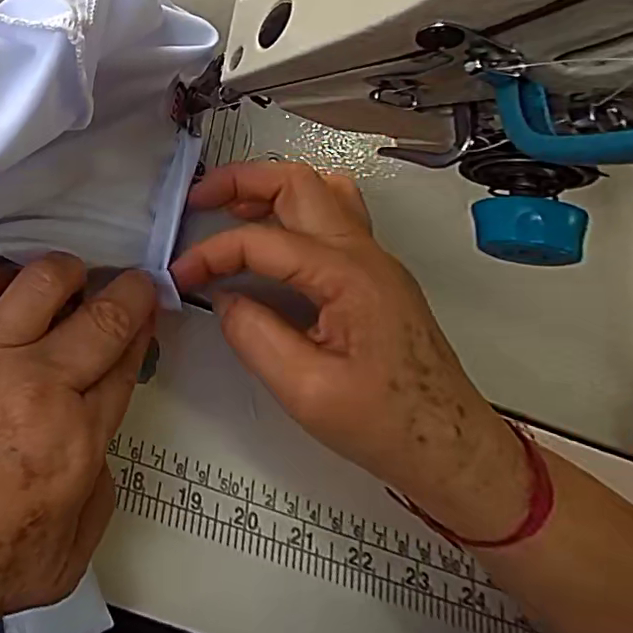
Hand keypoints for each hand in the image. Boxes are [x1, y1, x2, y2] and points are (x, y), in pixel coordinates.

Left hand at [0, 254, 155, 632]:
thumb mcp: (61, 562)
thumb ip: (94, 497)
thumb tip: (92, 446)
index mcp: (77, 440)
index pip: (123, 368)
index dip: (141, 337)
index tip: (145, 318)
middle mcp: (40, 384)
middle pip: (102, 318)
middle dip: (126, 292)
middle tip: (130, 282)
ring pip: (42, 281)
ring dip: (63, 270)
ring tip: (66, 275)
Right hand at [168, 160, 531, 540]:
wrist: (452, 451)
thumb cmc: (383, 423)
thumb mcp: (302, 388)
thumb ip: (251, 333)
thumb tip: (224, 298)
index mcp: (349, 279)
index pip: (262, 241)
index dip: (210, 253)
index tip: (179, 278)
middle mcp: (365, 256)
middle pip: (299, 183)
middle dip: (238, 182)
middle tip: (194, 202)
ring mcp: (373, 261)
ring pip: (318, 190)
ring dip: (266, 188)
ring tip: (224, 207)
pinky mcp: (369, 275)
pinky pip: (330, 214)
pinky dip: (287, 207)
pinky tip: (264, 228)